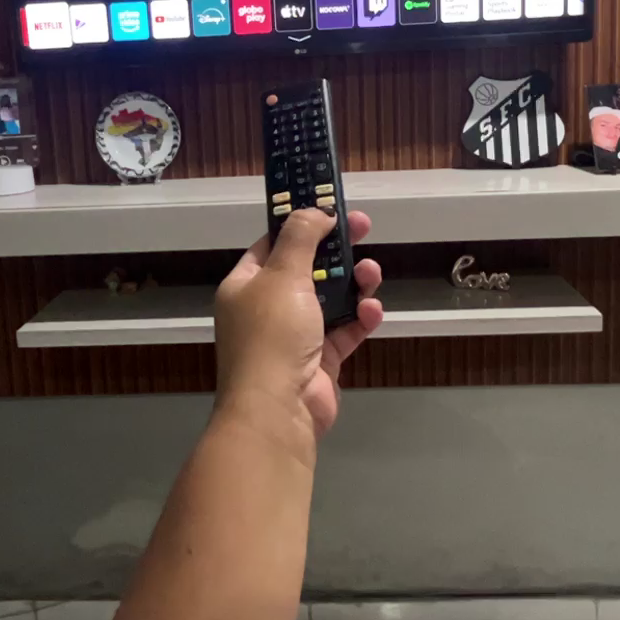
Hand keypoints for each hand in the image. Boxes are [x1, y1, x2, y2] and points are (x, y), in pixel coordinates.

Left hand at [214, 208, 383, 439]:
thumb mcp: (283, 275)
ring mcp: (295, 335)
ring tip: (371, 273)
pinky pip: (345, 329)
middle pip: (308, 267)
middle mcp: (268, 307)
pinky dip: (360, 317)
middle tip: (363, 227)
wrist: (277, 411)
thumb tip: (315, 210)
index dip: (302, 225)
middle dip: (337, 249)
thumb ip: (301, 238)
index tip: (329, 209)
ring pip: (331, 297)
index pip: (272, 244)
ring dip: (354, 282)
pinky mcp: (321, 359)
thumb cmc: (272, 335)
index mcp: (246, 285)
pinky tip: (372, 310)